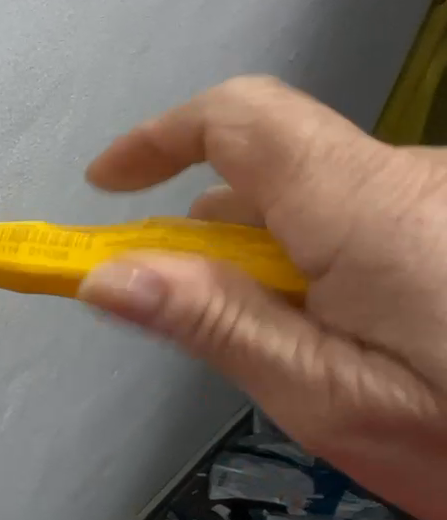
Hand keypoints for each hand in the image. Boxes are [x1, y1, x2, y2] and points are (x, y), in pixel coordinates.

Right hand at [79, 76, 446, 519]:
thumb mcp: (334, 399)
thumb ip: (215, 326)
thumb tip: (104, 278)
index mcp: (373, 211)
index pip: (241, 120)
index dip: (156, 139)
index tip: (105, 187)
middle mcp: (428, 182)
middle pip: (278, 177)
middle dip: (212, 239)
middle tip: (198, 321)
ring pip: (331, 205)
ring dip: (279, 260)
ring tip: (310, 351)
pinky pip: (386, 219)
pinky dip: (336, 263)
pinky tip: (374, 337)